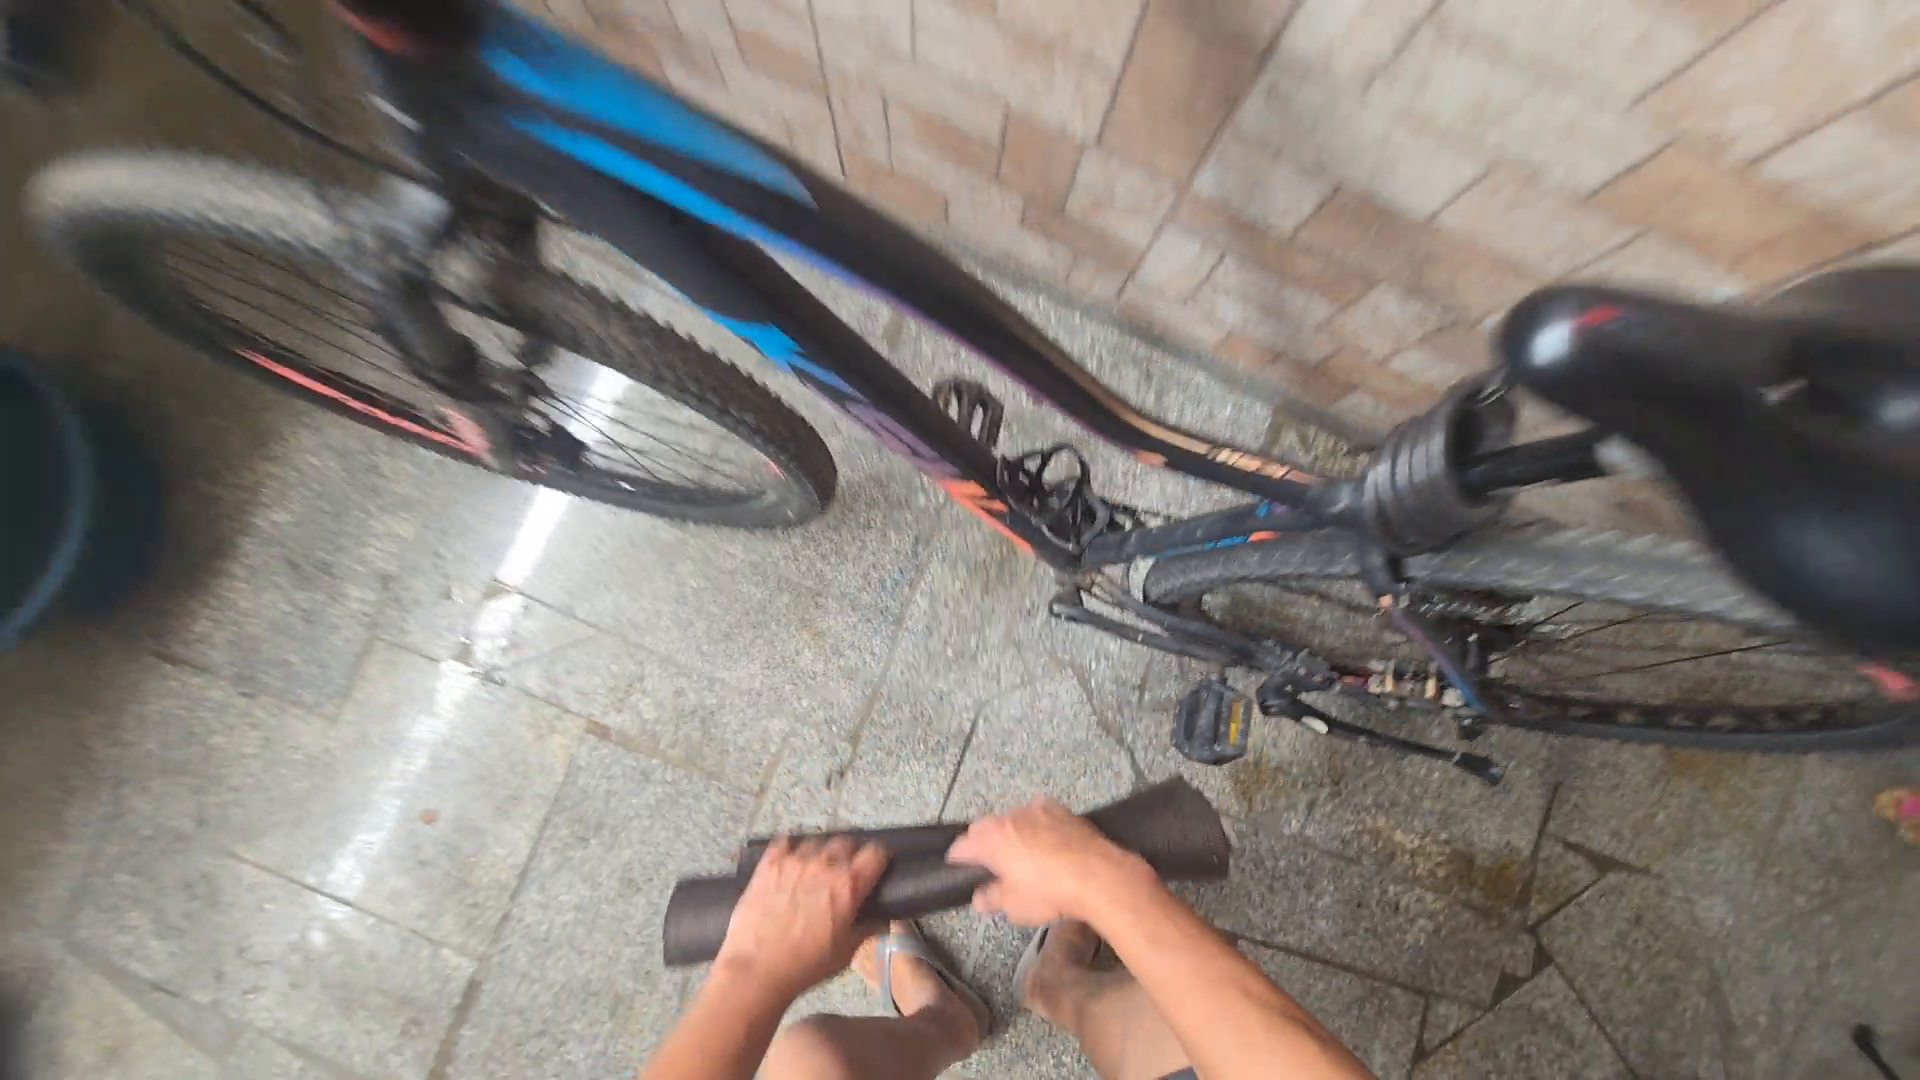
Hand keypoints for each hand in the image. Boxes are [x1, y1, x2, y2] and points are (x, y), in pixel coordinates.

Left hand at [713, 837, 888, 999]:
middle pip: (845, 842)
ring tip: (813, 869)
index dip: (878, 857)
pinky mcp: (770, 863)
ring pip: (816, 842)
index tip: (875, 865)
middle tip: (842, 871)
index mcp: (849, 885)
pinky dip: (789, 849)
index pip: (875, 852)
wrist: (756, 970)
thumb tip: (883, 919)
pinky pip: (784, 843)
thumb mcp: (846, 952)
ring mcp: (796, 860)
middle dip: (848, 853)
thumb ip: (867, 929)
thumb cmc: (806, 965)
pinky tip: (788, 862)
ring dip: (819, 853)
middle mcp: (825, 865)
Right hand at [946, 797, 1154, 926]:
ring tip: (1020, 853)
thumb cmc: (1049, 892)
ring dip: (1011, 832)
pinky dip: (1037, 823)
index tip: (958, 868)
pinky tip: (1046, 838)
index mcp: (991, 840)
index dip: (957, 858)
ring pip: (1012, 818)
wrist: (1096, 875)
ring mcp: (1035, 810)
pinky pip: (1039, 812)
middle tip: (990, 865)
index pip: (962, 845)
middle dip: (983, 843)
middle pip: (985, 827)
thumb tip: (980, 897)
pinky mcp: (1060, 809)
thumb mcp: (1015, 905)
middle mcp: (1009, 818)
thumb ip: (992, 898)